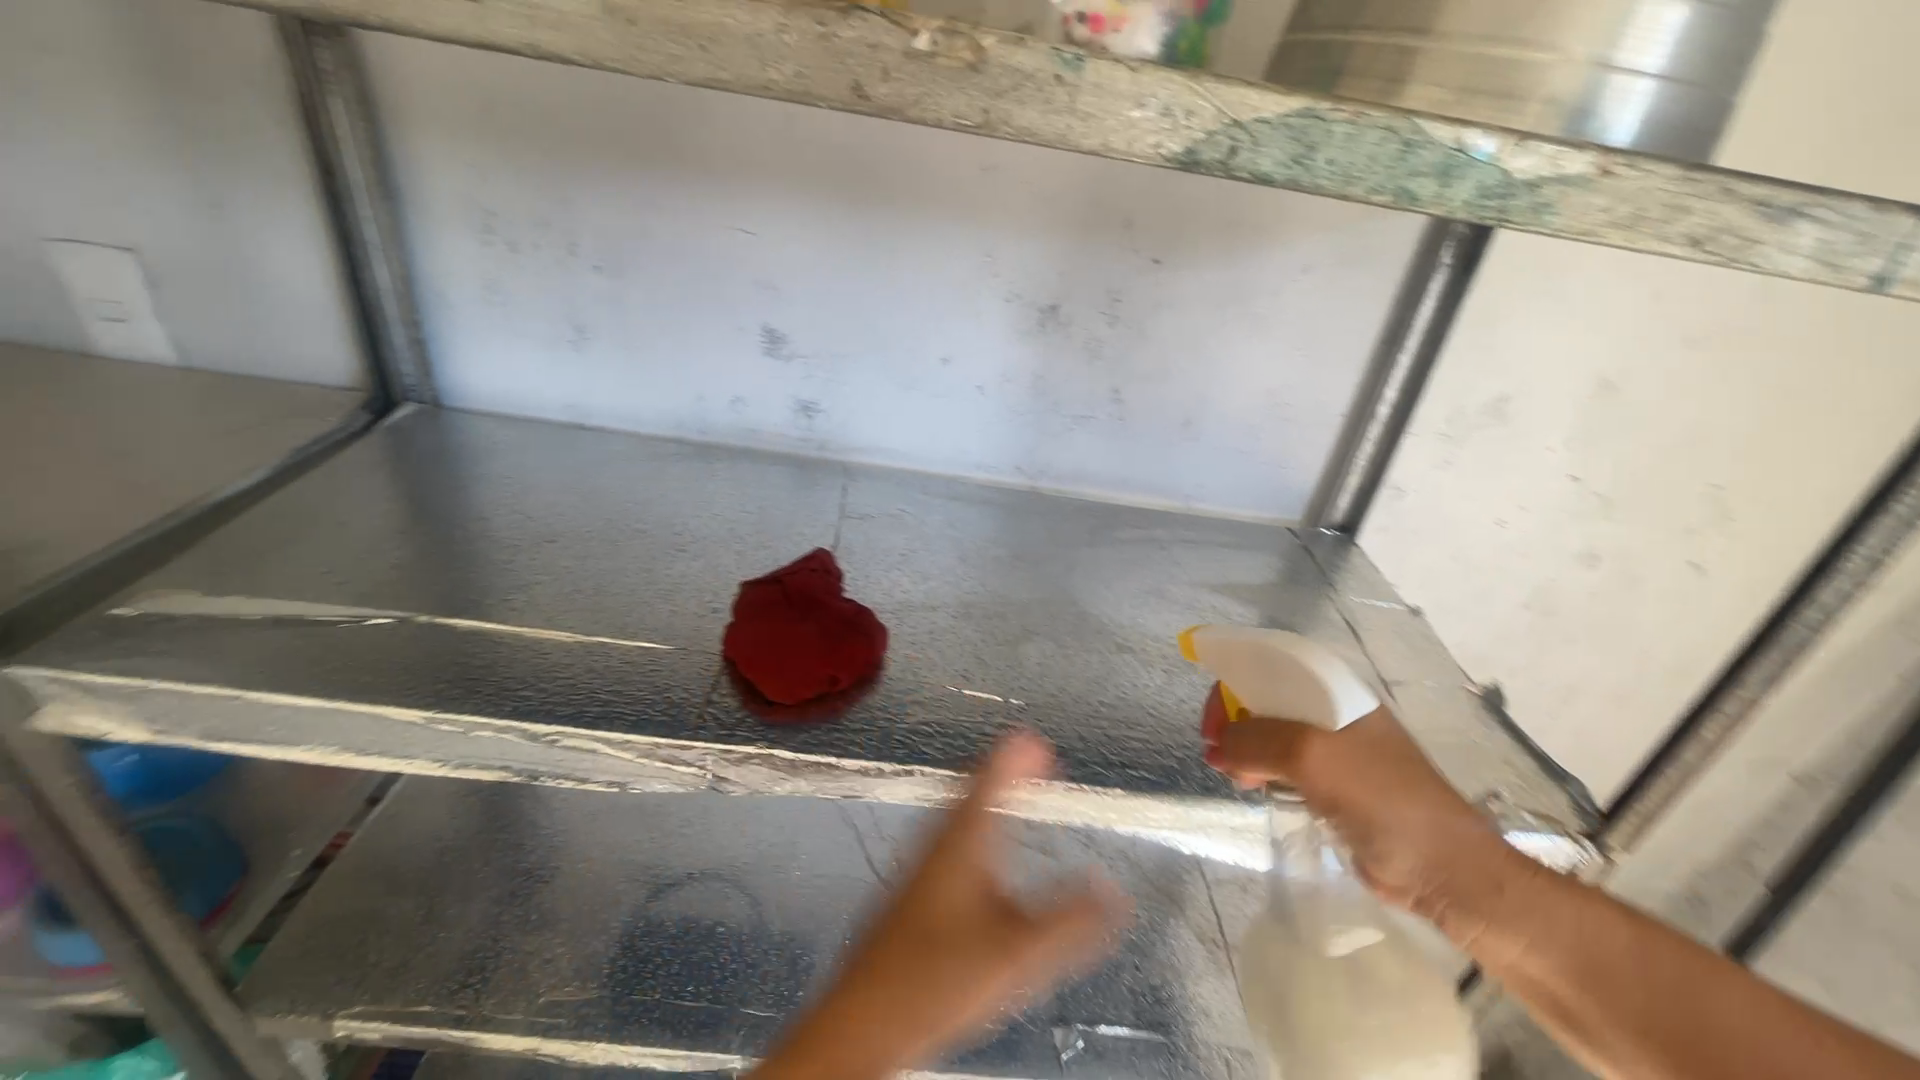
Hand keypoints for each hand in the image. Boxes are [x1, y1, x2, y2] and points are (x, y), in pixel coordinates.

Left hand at [754, 733, 1132, 1079]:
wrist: (862, 1023)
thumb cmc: (931, 979)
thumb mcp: (1018, 951)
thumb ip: (1071, 921)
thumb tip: (1114, 892)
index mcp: (959, 844)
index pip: (989, 782)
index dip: (1015, 757)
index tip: (1035, 740)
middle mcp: (933, 848)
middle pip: (968, 794)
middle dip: (1001, 773)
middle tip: (1024, 757)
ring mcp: (915, 874)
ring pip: (953, 821)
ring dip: (982, 802)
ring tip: (1003, 795)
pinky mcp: (906, 902)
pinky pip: (944, 848)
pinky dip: (969, 835)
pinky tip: (974, 864)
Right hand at [1201, 685, 1533, 945]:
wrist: (1442, 867)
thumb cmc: (1382, 799)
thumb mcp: (1312, 756)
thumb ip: (1257, 740)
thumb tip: (1219, 745)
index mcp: (1336, 691)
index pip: (1271, 663)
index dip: (1233, 679)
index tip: (1212, 720)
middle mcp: (1332, 713)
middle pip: (1266, 698)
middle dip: (1233, 719)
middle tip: (1216, 753)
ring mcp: (1334, 751)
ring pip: (1271, 734)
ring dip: (1242, 749)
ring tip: (1233, 777)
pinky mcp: (1332, 787)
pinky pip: (1282, 766)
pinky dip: (1258, 771)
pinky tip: (1252, 789)